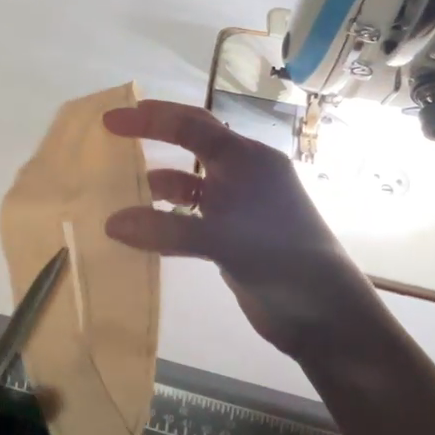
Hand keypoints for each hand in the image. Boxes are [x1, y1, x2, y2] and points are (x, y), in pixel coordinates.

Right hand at [103, 100, 369, 353]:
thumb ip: (165, 229)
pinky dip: (167, 219)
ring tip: (117, 191)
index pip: (192, 126)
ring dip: (157, 185)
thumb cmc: (281, 258)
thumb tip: (111, 223)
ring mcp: (239, 205)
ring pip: (190, 183)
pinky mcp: (233, 236)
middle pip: (192, 144)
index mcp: (248, 159)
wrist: (325, 313)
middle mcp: (243, 174)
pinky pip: (191, 217)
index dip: (150, 120)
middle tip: (112, 137)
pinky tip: (141, 231)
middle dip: (154, 137)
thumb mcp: (221, 239)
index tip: (110, 121)